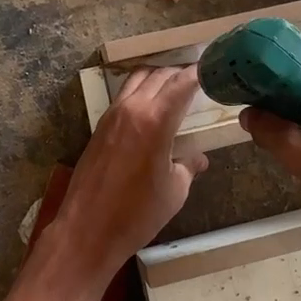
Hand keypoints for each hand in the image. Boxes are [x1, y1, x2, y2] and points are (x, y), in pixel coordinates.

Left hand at [52, 66, 208, 277]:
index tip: (213, 71)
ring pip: (137, 79)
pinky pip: (124, 95)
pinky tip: (151, 108)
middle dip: (179, 74)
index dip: (198, 74)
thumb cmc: (137, 214)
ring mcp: (112, 115)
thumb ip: (188, 167)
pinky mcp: (100, 125)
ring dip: (157, 78)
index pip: (180, 84)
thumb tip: (198, 158)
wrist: (88, 229)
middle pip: (159, 75)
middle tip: (198, 81)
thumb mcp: (174, 192)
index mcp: (155, 120)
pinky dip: (141, 91)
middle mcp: (132, 108)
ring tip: (175, 89)